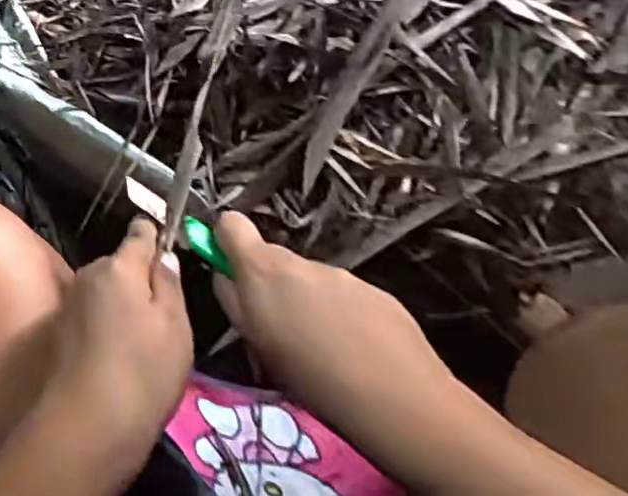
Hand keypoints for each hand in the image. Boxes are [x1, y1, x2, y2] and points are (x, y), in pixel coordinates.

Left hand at [45, 218, 193, 438]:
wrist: (92, 411)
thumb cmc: (144, 366)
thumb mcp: (174, 325)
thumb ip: (168, 284)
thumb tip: (163, 254)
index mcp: (118, 266)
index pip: (137, 236)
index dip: (150, 233)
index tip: (158, 229)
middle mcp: (89, 272)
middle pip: (120, 264)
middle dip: (138, 275)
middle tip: (163, 303)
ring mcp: (73, 296)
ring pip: (106, 287)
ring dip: (121, 298)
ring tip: (145, 331)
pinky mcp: (64, 322)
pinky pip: (93, 309)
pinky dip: (107, 318)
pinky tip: (120, 344)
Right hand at [211, 211, 459, 424]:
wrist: (403, 404)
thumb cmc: (310, 374)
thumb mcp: (251, 338)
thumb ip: (230, 295)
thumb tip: (224, 274)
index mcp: (261, 267)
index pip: (230, 223)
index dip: (226, 239)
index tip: (229, 264)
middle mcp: (300, 261)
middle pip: (274, 257)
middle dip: (273, 281)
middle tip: (283, 322)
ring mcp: (343, 276)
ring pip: (312, 280)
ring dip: (311, 301)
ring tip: (327, 344)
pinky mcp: (381, 295)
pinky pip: (349, 297)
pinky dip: (346, 315)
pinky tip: (358, 350)